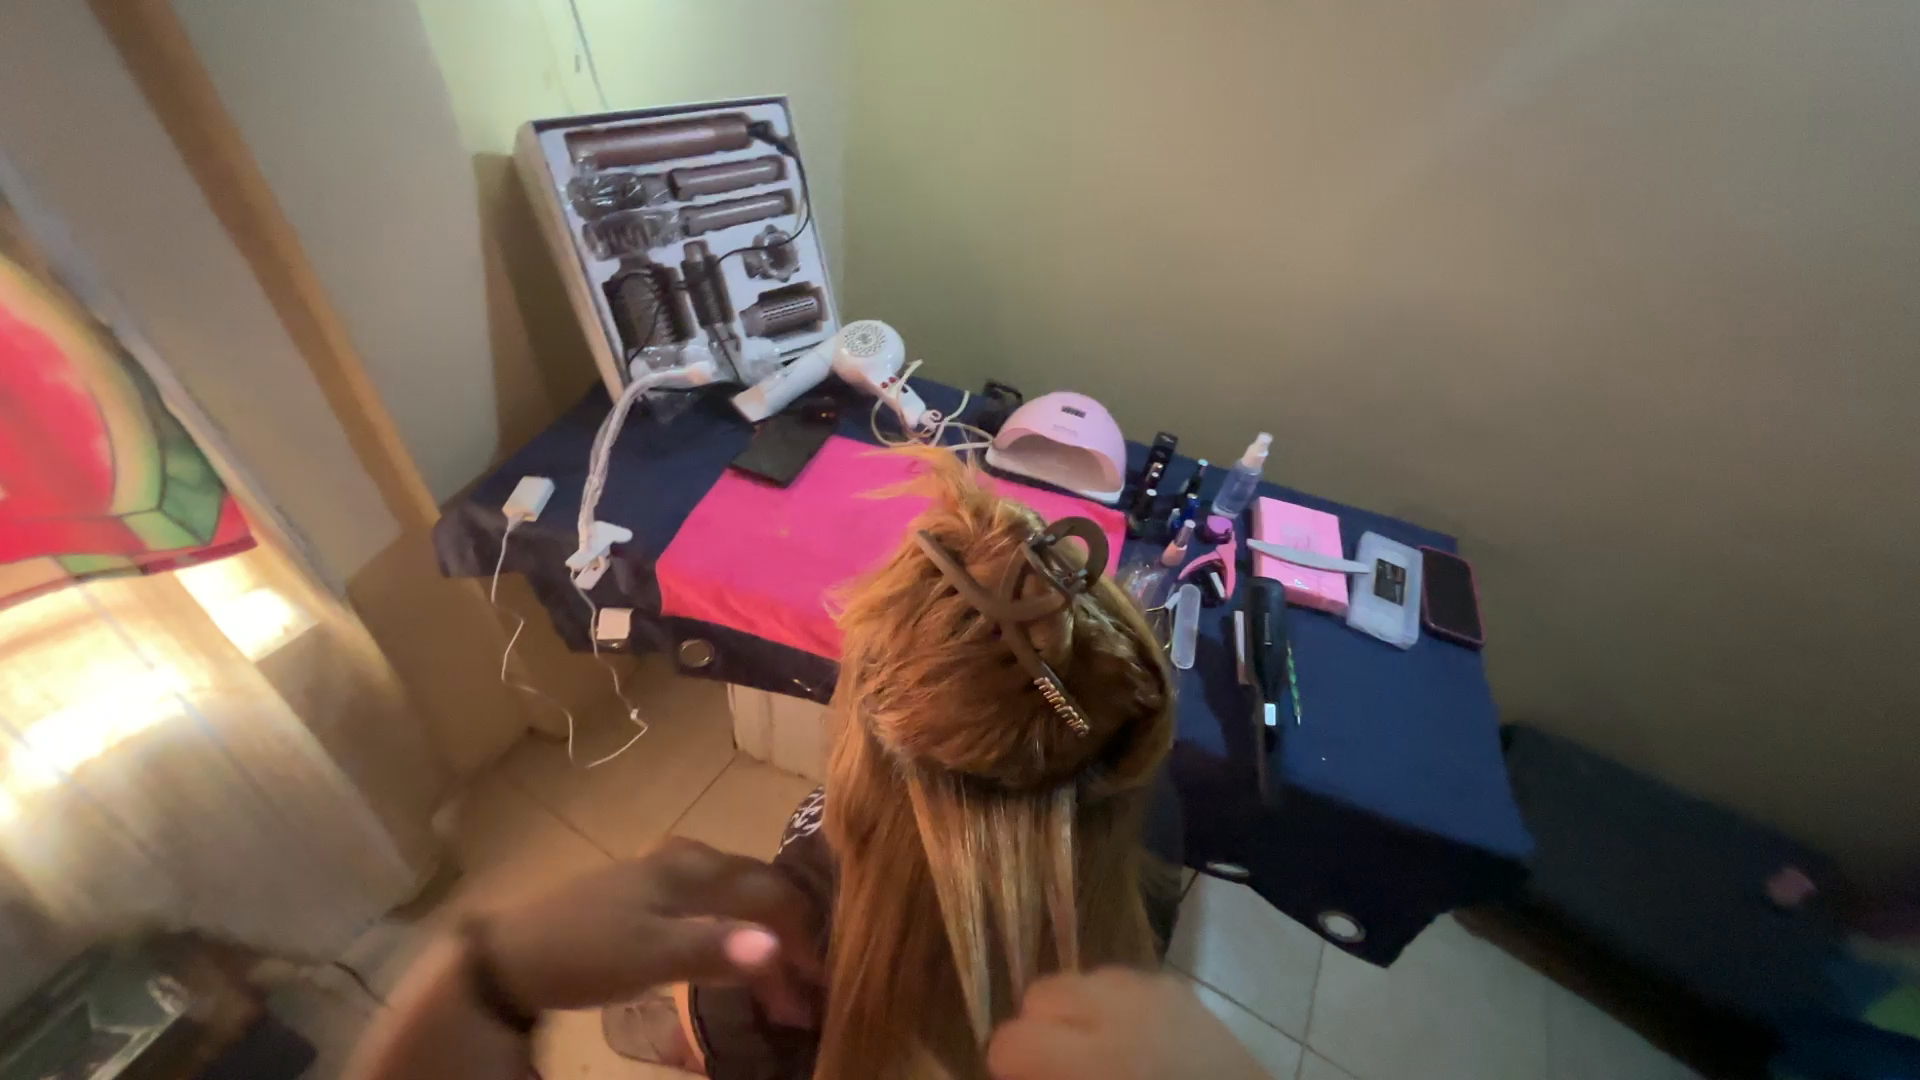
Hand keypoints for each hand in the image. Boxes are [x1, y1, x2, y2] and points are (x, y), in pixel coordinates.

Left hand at [483, 837, 822, 1020]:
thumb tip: (780, 948)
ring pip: (738, 890)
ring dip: (764, 930)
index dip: (802, 933)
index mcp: (698, 868)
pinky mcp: (650, 885)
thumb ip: (716, 949)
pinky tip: (730, 945)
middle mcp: (692, 857)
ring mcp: (669, 866)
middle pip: (760, 887)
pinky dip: (736, 922)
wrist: (511, 951)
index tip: (818, 982)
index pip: (772, 893)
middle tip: (801, 989)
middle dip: (788, 934)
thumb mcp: (650, 957)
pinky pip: (715, 896)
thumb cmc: (585, 951)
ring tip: (775, 977)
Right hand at [986, 968, 1268, 1079]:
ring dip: (1075, 1015)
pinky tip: (1132, 1044)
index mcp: (1098, 1061)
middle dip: (1038, 1032)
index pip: (1010, 1040)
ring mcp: (1149, 986)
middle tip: (1058, 1071)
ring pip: (1077, 980)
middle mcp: (1118, 1007)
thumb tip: (1015, 1074)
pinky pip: (1117, 980)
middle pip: (1039, 993)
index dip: (1007, 1066)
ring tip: (1098, 1056)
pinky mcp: (1173, 984)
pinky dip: (1111, 1006)